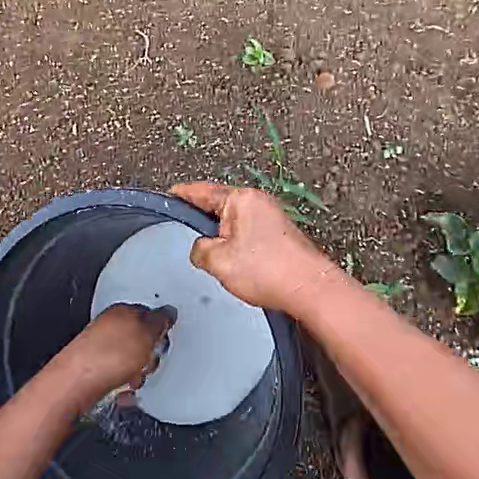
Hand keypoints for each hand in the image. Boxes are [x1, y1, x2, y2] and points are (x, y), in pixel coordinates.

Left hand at [54, 303, 174, 401]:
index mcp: (121, 311)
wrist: (74, 388)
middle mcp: (108, 328)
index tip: (163, 339)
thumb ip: (161, 320)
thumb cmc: (105, 357)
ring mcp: (100, 351)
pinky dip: (124, 386)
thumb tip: (168, 313)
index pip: (150, 313)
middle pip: (142, 340)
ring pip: (132, 362)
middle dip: (149, 355)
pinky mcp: (95, 373)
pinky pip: (119, 378)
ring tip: (132, 379)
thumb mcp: (147, 332)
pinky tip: (123, 390)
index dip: (160, 329)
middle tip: (146, 360)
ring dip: (138, 373)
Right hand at [169, 183, 345, 315]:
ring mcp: (271, 216)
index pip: (202, 191)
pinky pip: (249, 232)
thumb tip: (201, 248)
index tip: (170, 195)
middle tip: (187, 236)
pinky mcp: (279, 232)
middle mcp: (258, 201)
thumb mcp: (218, 261)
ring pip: (235, 221)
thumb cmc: (270, 271)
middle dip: (204, 222)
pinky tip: (237, 262)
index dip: (182, 195)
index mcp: (241, 199)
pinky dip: (239, 244)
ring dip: (223, 237)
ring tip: (218, 258)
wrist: (308, 287)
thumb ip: (199, 249)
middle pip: (219, 206)